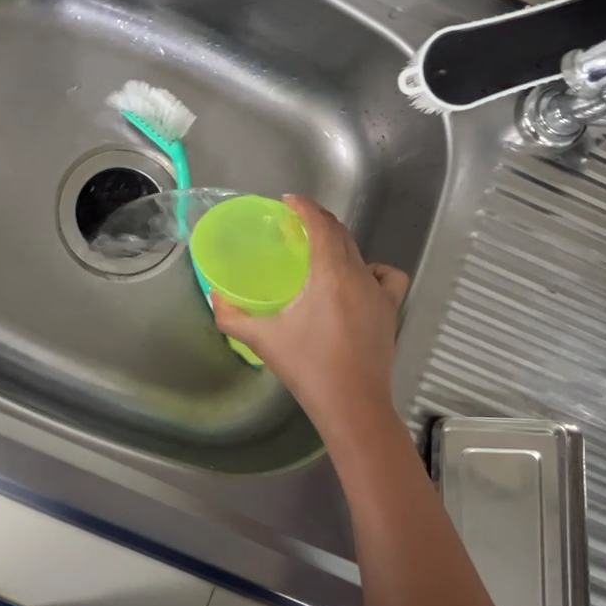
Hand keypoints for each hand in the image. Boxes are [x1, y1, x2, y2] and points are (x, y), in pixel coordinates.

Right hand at [212, 195, 408, 436]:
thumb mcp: (263, 340)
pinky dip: (372, 269)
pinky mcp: (389, 311)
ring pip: (361, 252)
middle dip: (318, 222)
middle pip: (341, 233)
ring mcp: (379, 293)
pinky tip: (358, 280)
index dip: (305, 208)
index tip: (288, 201)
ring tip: (322, 253)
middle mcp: (358, 276)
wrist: (352, 404)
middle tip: (294, 226)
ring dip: (340, 243)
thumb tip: (215, 298)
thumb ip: (233, 317)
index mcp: (329, 275)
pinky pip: (387, 277)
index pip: (320, 226)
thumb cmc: (308, 368)